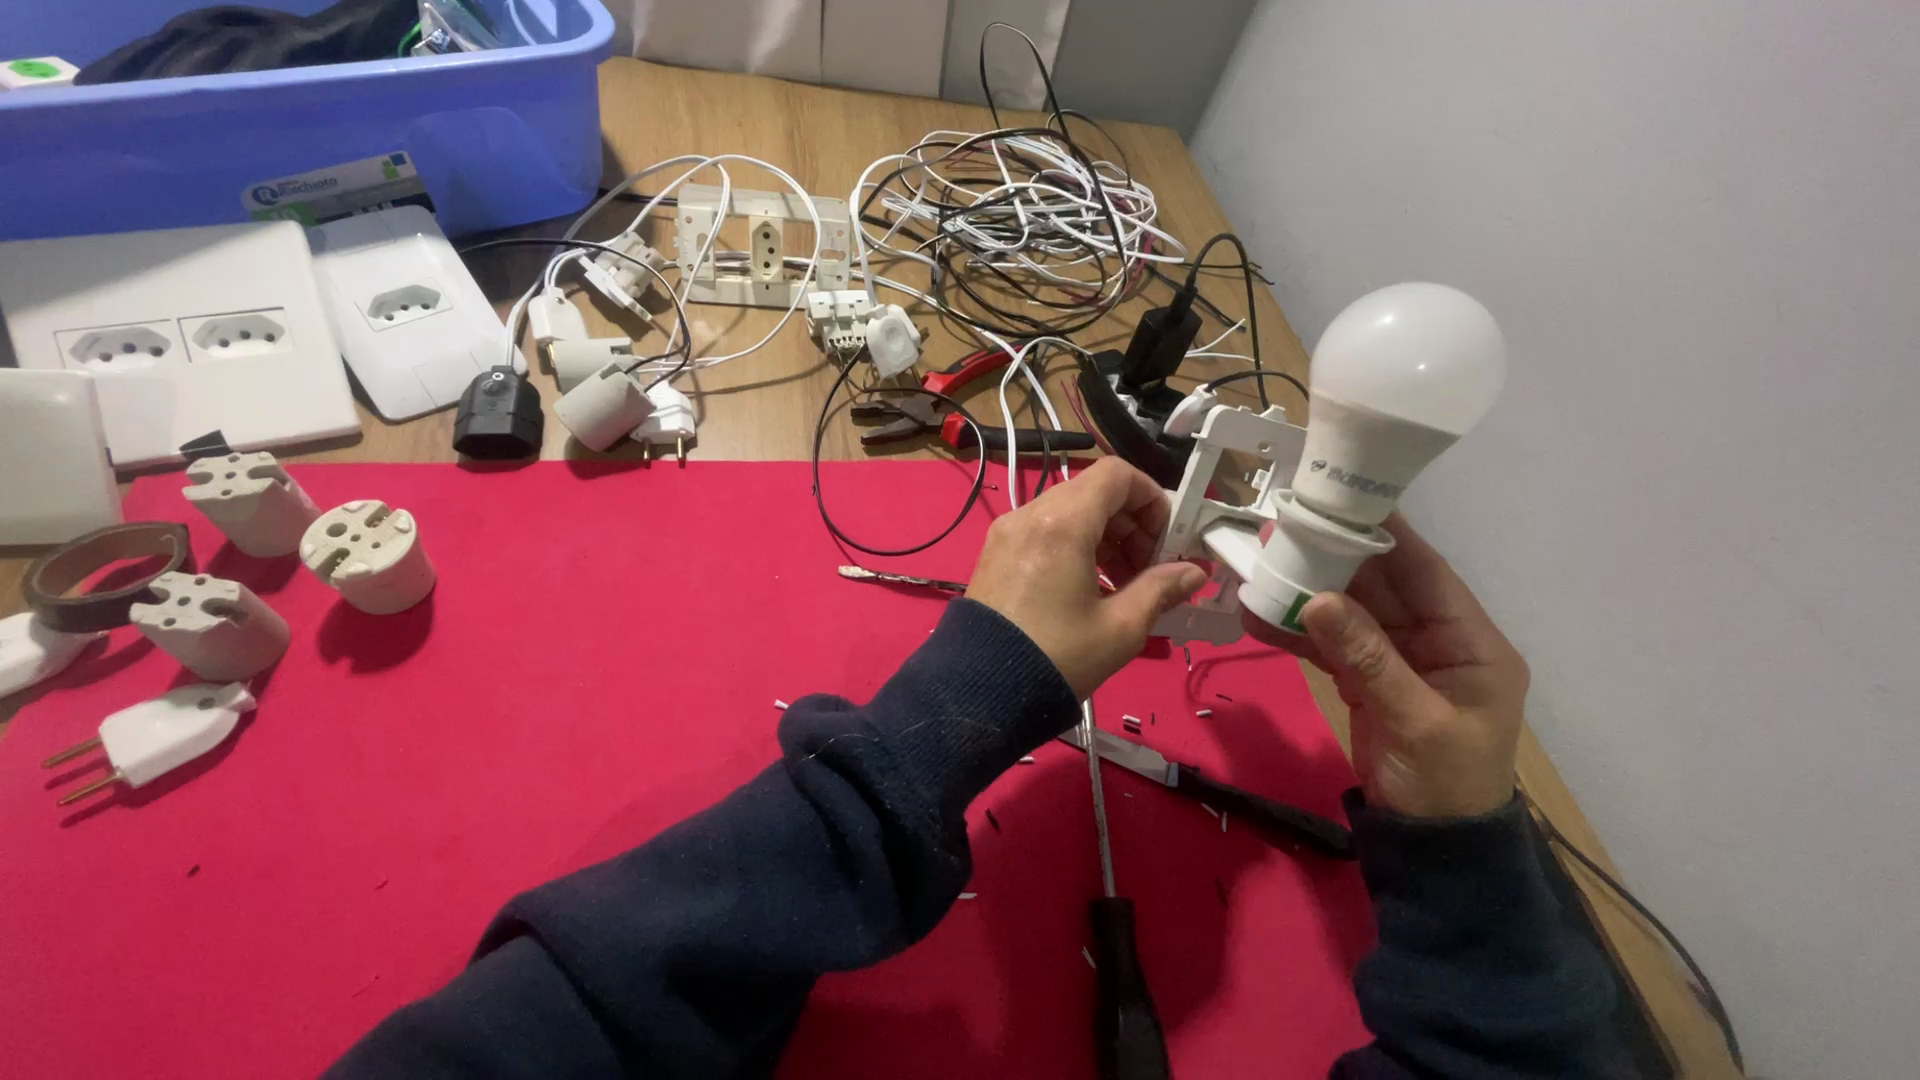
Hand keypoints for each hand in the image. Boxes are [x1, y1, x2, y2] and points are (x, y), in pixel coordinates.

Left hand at [967, 457, 1208, 698]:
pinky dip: (1076, 545)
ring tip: (1124, 583)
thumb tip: (1194, 572)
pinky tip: (1091, 587)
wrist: (983, 693)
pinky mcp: (995, 553)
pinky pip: (1045, 531)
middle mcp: (1029, 514)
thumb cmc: (1057, 658)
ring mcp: (1007, 533)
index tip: (1166, 537)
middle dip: (1131, 522)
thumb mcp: (1120, 628)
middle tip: (1151, 567)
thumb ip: (1161, 589)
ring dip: (1106, 536)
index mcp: (1061, 523)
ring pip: (1068, 511)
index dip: (1151, 497)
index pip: (1116, 474)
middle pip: (1093, 492)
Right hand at [1246, 515, 1527, 818]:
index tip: (1345, 498)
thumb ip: (1368, 657)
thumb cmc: (1446, 783)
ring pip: (1348, 612)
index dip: (1387, 535)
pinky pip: (1328, 646)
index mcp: (1470, 642)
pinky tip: (1258, 614)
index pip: (1427, 573)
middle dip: (1332, 557)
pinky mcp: (1364, 680)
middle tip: (1282, 526)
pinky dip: (1295, 632)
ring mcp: (1395, 660)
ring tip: (1260, 562)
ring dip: (1306, 590)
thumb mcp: (1416, 720)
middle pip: (1380, 586)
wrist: (1430, 847)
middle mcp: (1434, 640)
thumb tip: (1315, 599)